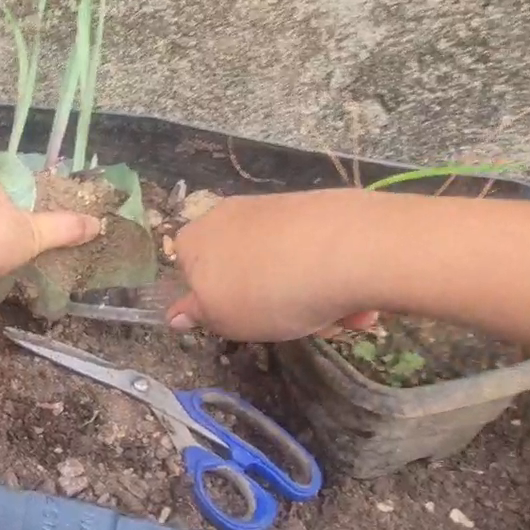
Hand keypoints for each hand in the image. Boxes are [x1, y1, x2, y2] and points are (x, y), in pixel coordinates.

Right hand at [167, 190, 379, 339]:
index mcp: (194, 239)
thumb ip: (197, 315)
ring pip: (281, 261)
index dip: (211, 295)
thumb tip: (174, 316)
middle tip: (288, 322)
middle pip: (239, 264)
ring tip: (335, 316)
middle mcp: (228, 215)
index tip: (236, 316)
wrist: (349, 248)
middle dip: (265, 295)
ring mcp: (274, 208)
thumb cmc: (266, 291)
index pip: (188, 267)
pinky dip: (330, 274)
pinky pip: (316, 250)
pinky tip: (355, 296)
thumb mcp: (222, 319)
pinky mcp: (318, 207)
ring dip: (303, 292)